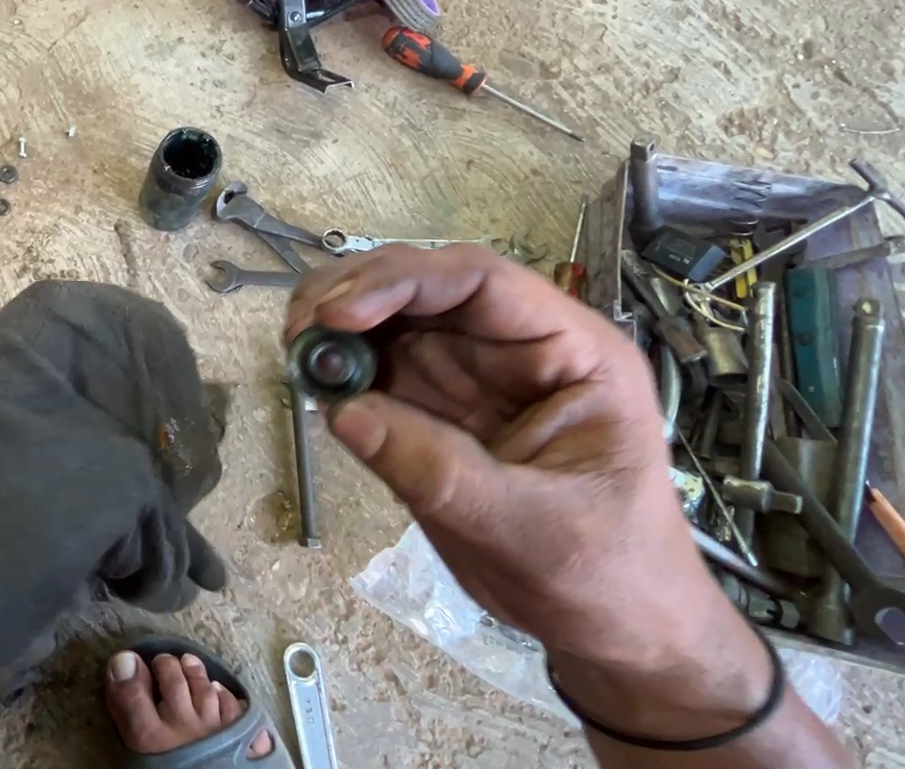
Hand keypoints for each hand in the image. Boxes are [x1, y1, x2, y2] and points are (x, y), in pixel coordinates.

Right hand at [284, 246, 786, 747]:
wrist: (608, 624)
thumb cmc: (604, 575)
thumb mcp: (531, 530)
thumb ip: (438, 471)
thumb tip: (341, 413)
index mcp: (567, 350)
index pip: (478, 280)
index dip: (401, 282)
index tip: (338, 316)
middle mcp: (509, 342)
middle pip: (421, 280)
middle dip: (353, 292)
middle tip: (299, 330)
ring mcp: (464, 366)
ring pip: (386, 309)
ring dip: (332, 318)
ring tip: (296, 349)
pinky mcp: (425, 395)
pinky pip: (369, 358)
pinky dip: (332, 359)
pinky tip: (310, 376)